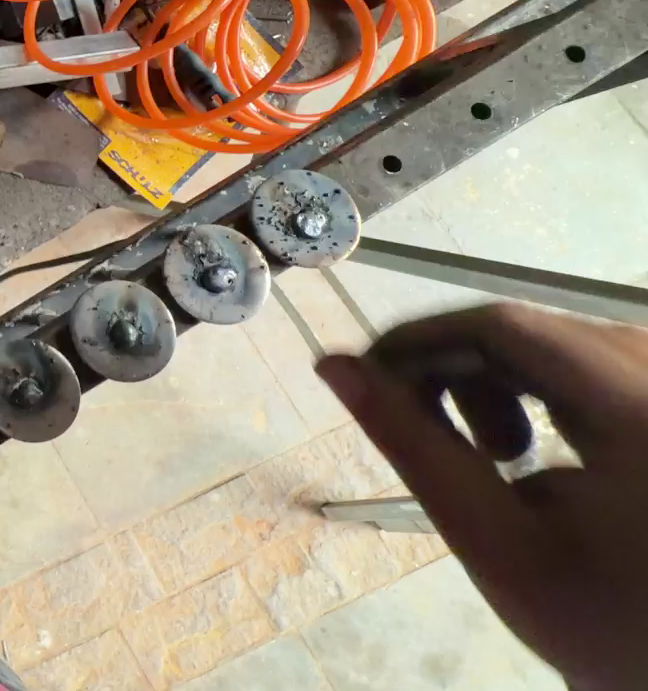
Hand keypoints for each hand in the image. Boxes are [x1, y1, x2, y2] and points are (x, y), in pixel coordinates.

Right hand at [316, 303, 647, 690]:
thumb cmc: (598, 622)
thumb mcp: (488, 537)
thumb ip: (409, 440)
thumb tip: (333, 363)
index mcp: (644, 422)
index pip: (509, 329)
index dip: (422, 337)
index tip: (368, 376)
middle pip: (542, 332)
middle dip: (461, 366)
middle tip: (435, 430)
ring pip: (576, 344)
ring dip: (508, 377)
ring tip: (496, 448)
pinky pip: (616, 367)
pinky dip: (556, 389)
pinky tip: (547, 441)